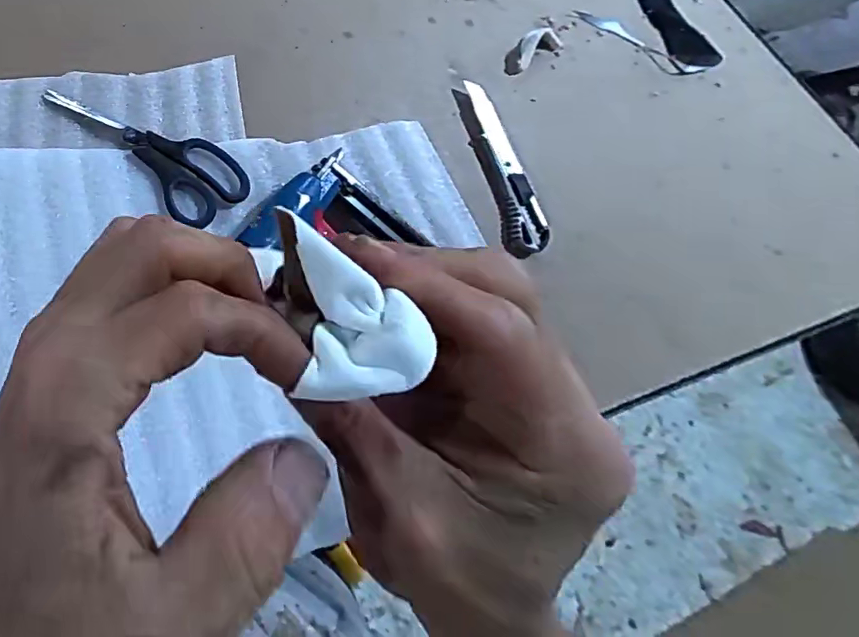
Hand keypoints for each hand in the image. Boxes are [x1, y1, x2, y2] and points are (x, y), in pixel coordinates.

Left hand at [0, 215, 327, 636]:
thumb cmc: (41, 633)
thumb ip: (243, 540)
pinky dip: (170, 280)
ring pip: (127, 249)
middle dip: (227, 266)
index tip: (302, 375)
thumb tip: (304, 451)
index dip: (258, 328)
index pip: (186, 306)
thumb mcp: (160, 621)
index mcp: (73, 391)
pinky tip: (199, 333)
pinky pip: (114, 278)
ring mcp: (46, 343)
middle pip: (150, 244)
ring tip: (246, 322)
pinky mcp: (49, 358)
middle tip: (274, 325)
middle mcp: (55, 343)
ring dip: (197, 266)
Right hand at [297, 239, 632, 636]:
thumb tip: (291, 338)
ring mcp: (540, 376)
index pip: (505, 330)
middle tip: (343, 263)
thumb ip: (350, 425)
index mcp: (566, 441)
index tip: (353, 258)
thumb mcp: (398, 516)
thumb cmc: (460, 585)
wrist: (492, 616)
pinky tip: (370, 301)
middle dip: (418, 269)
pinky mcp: (507, 370)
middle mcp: (567, 394)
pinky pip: (461, 311)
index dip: (426, 283)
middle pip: (503, 293)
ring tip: (349, 277)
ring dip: (412, 276)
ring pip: (483, 290)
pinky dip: (410, 298)